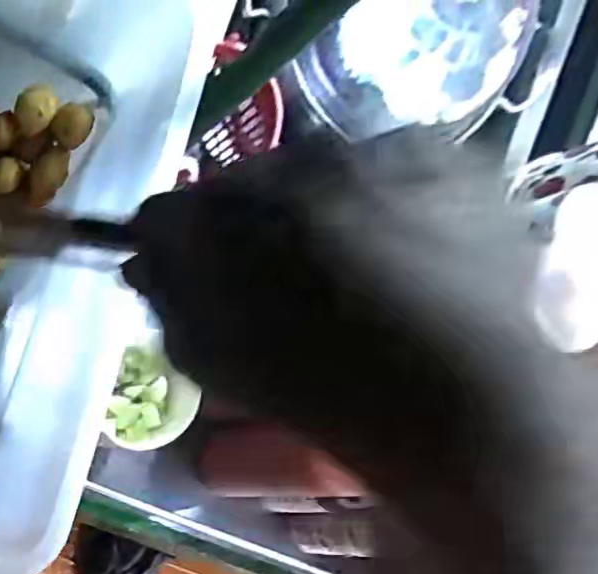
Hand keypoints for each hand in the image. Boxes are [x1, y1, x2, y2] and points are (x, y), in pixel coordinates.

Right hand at [124, 132, 597, 503]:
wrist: (453, 397)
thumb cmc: (309, 385)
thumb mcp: (207, 354)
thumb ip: (166, 296)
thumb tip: (143, 259)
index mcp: (236, 207)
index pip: (172, 211)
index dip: (164, 243)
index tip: (166, 273)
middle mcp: (309, 157)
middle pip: (242, 185)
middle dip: (230, 226)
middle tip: (238, 277)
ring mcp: (386, 151)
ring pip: (310, 175)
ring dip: (295, 215)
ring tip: (309, 272)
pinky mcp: (451, 162)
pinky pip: (379, 173)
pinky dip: (361, 207)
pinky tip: (369, 258)